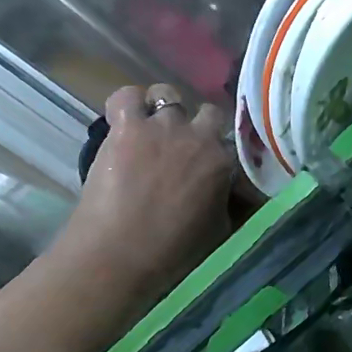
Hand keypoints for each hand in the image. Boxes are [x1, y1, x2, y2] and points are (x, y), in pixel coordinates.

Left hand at [48, 84, 232, 301]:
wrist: (118, 256)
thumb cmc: (174, 251)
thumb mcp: (221, 227)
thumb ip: (230, 200)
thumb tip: (233, 191)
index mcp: (225, 161)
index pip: (232, 140)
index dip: (220, 150)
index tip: (210, 163)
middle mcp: (199, 136)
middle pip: (208, 111)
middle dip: (199, 125)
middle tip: (182, 146)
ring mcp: (162, 128)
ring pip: (168, 95)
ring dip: (163, 109)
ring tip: (151, 129)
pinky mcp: (125, 128)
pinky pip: (127, 97)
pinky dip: (128, 103)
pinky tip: (125, 119)